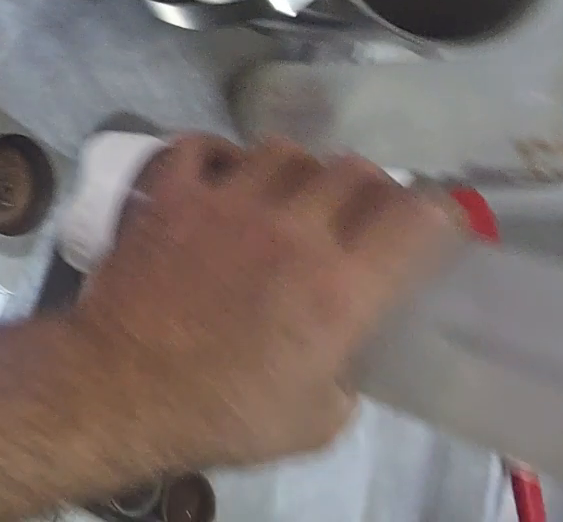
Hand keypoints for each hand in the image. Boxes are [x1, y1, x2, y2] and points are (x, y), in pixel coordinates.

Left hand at [68, 135, 459, 470]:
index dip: (439, 212)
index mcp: (341, 287)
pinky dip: (216, 151)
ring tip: (289, 191)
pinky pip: (195, 145)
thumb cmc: (223, 412)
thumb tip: (341, 338)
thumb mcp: (320, 416)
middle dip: (368, 186)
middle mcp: (287, 230)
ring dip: (295, 168)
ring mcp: (220, 203)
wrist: (123, 382)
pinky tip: (222, 172)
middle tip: (360, 209)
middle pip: (349, 171)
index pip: (416, 218)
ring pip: (278, 150)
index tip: (435, 222)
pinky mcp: (165, 194)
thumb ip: (346, 365)